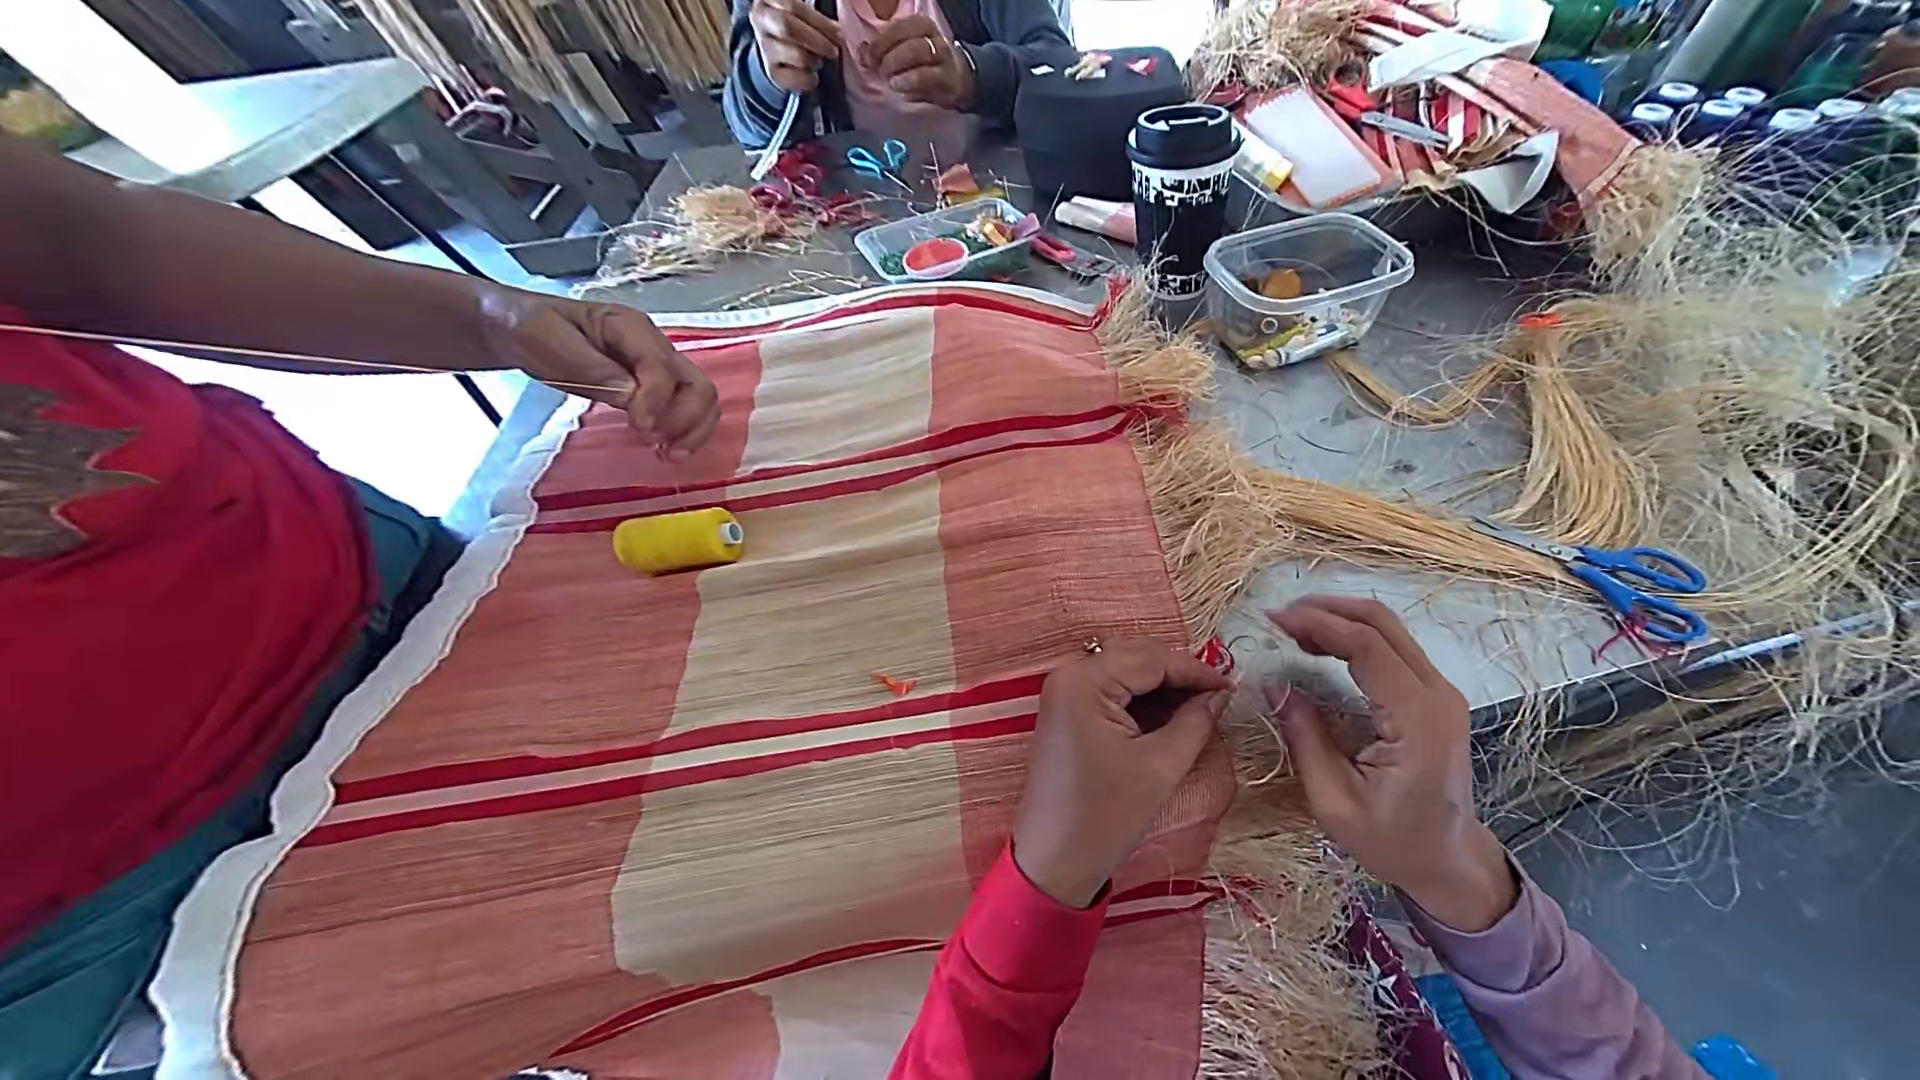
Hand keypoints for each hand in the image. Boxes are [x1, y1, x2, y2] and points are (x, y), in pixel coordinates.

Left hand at [479, 292, 719, 458]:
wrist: (521, 328)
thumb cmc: (533, 331)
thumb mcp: (551, 342)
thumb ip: (594, 370)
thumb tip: (634, 399)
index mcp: (630, 328)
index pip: (662, 367)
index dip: (657, 401)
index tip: (639, 430)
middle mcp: (657, 347)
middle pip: (698, 385)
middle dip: (686, 420)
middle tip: (655, 444)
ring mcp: (662, 368)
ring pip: (701, 400)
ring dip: (693, 431)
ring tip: (669, 454)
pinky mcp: (658, 388)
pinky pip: (688, 410)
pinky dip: (687, 432)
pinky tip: (669, 448)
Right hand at [750, 0, 843, 93]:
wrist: (779, 54)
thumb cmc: (798, 26)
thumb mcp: (804, 14)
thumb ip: (817, 17)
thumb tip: (839, 27)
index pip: (793, 6)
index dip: (819, 22)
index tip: (839, 35)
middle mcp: (761, 19)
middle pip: (788, 28)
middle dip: (817, 41)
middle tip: (834, 51)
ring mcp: (764, 47)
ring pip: (795, 54)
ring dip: (814, 60)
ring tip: (820, 61)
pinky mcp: (771, 73)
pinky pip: (796, 78)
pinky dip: (810, 79)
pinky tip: (813, 76)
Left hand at [861, 16, 974, 109]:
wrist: (960, 81)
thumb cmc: (927, 68)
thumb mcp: (906, 56)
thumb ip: (885, 53)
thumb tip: (862, 51)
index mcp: (921, 26)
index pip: (899, 27)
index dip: (881, 41)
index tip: (869, 57)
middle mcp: (933, 37)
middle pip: (907, 38)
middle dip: (888, 52)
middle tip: (878, 69)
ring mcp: (942, 56)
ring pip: (918, 52)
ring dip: (898, 64)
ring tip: (889, 79)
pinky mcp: (947, 78)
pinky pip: (926, 75)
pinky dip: (910, 80)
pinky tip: (900, 86)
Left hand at [1013, 639, 1231, 907]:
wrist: (1054, 860)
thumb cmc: (1106, 815)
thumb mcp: (1160, 766)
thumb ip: (1195, 722)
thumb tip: (1219, 696)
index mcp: (1084, 680)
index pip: (1149, 658)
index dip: (1195, 669)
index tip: (1233, 687)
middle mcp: (1069, 675)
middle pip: (1134, 657)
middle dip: (1178, 674)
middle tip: (1218, 697)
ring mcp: (1064, 692)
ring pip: (1123, 671)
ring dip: (1161, 685)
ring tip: (1201, 708)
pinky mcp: (1067, 710)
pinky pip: (1110, 690)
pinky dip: (1140, 699)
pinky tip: (1171, 716)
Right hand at [1267, 596, 1517, 931]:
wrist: (1448, 861)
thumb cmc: (1391, 840)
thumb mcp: (1332, 800)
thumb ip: (1304, 738)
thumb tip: (1274, 685)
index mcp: (1417, 723)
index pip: (1367, 648)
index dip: (1317, 624)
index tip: (1273, 619)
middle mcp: (1437, 696)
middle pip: (1382, 624)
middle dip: (1325, 609)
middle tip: (1278, 616)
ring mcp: (1441, 692)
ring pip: (1388, 628)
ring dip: (1337, 618)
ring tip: (1291, 628)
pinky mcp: (1433, 695)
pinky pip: (1391, 645)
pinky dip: (1351, 634)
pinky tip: (1318, 643)